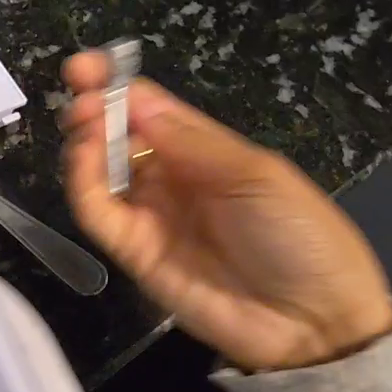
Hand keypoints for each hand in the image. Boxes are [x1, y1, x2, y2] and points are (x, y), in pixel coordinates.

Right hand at [59, 51, 391, 370]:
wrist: (309, 323)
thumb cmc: (299, 236)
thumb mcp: (254, 176)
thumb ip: (189, 142)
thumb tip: (135, 100)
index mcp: (204, 152)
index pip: (149, 111)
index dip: (117, 86)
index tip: (85, 68)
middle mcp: (169, 179)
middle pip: (117, 137)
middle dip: (95, 111)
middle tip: (82, 98)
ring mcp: (147, 215)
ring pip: (99, 172)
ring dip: (85, 143)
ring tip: (83, 123)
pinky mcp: (130, 250)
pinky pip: (97, 212)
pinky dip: (83, 183)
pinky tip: (85, 159)